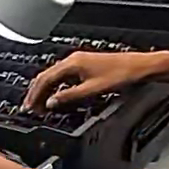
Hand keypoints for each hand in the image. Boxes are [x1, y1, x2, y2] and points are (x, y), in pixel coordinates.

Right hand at [24, 51, 165, 111]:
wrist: (140, 67)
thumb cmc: (121, 75)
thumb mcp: (92, 90)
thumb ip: (69, 97)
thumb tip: (51, 103)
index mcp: (73, 63)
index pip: (45, 79)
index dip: (34, 94)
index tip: (28, 107)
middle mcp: (74, 60)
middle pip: (46, 77)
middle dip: (35, 93)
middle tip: (29, 108)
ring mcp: (79, 62)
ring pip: (53, 77)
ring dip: (44, 91)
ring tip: (39, 105)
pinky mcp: (85, 67)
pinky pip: (62, 77)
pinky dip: (54, 88)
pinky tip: (55, 97)